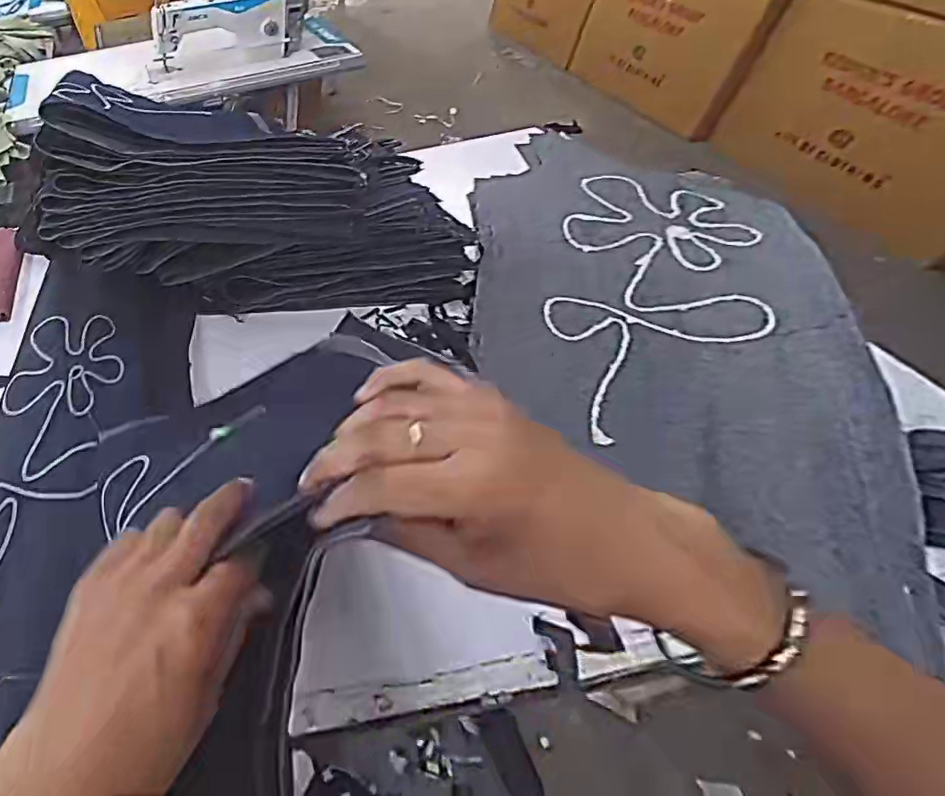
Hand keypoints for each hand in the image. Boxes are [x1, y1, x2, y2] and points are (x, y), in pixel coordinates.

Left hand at [0, 480, 268, 795]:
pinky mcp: (92, 579)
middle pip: (203, 520)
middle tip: (241, 491)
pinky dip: (145, 540)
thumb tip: (251, 604)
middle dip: (229, 501)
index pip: (239, 565)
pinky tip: (150, 554)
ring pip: (164, 520)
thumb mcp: (205, 699)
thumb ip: (232, 637)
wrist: (70, 756)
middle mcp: (157, 586)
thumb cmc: (137, 747)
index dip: (256, 554)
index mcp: (193, 620)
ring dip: (186, 522)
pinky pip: (126, 538)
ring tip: (196, 530)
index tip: (261, 551)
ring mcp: (120, 577)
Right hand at [301, 360, 787, 672]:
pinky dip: (388, 380)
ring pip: (392, 404)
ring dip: (353, 425)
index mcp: (475, 487)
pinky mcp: (488, 396)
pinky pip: (425, 374)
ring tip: (335, 450)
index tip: (317, 511)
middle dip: (334, 460)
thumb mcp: (473, 568)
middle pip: (378, 438)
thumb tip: (353, 515)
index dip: (340, 498)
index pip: (381, 484)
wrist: (632, 539)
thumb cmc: (560, 566)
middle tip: (312, 479)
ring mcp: (481, 408)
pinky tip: (364, 397)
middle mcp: (474, 436)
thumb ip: (405, 534)